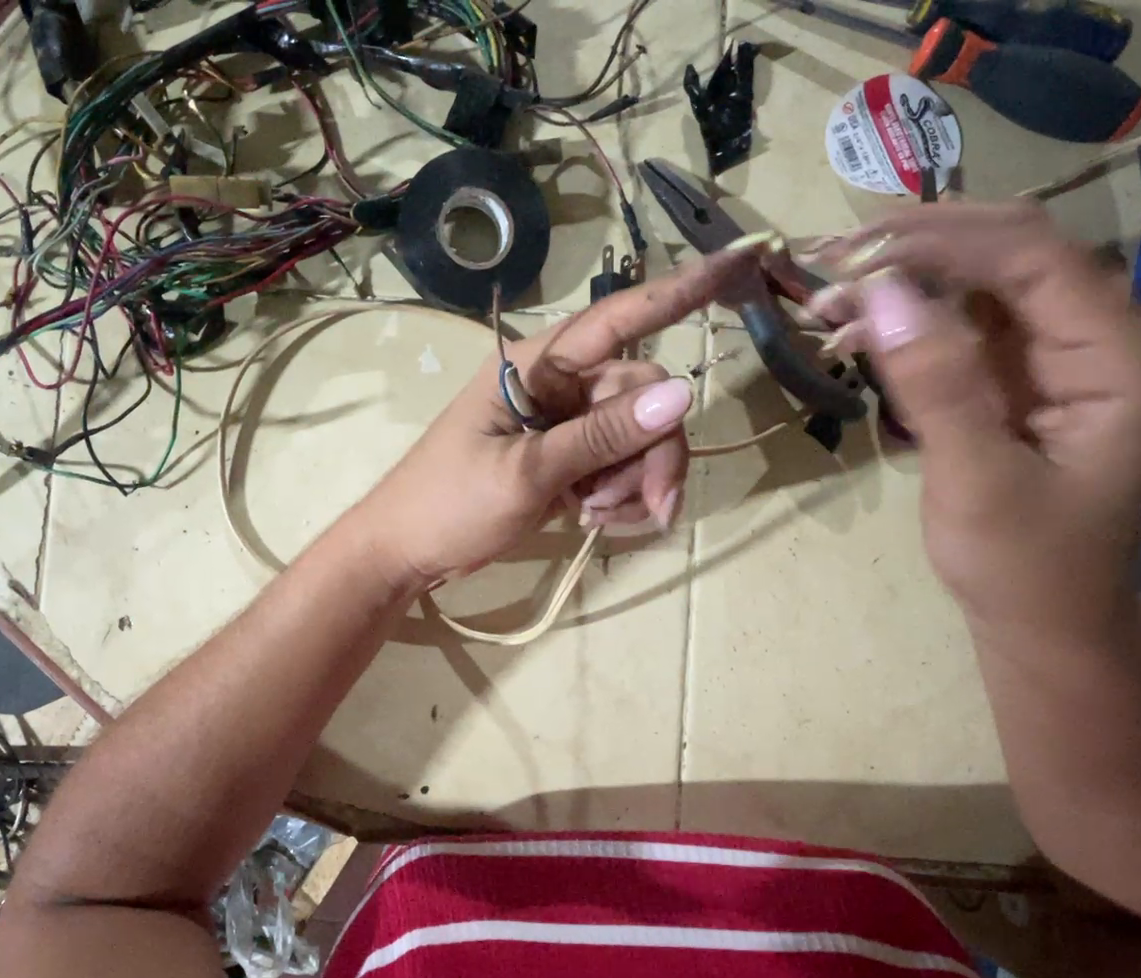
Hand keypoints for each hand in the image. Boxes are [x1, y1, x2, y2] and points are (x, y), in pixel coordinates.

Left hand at [341, 243, 769, 590]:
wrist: (407, 552)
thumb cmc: (449, 503)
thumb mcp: (524, 472)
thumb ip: (601, 436)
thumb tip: (682, 391)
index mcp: (536, 366)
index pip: (617, 319)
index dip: (675, 293)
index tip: (733, 263)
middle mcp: (559, 385)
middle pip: (644, 397)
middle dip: (652, 454)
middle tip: (647, 508)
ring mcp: (566, 424)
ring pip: (640, 437)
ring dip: (634, 482)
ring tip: (595, 516)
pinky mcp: (571, 459)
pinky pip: (622, 467)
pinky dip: (620, 496)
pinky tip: (591, 519)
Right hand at [815, 203, 1140, 645]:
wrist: (1045, 622)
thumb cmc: (1023, 565)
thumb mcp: (977, 480)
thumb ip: (937, 384)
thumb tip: (879, 294)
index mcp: (1121, 357)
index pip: (1034, 258)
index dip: (942, 242)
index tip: (852, 254)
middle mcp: (1101, 338)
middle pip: (1011, 252)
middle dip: (919, 247)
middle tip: (831, 257)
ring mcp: (1059, 356)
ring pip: (980, 282)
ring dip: (904, 282)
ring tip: (827, 299)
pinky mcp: (1020, 378)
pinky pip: (962, 326)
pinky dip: (906, 324)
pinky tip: (852, 334)